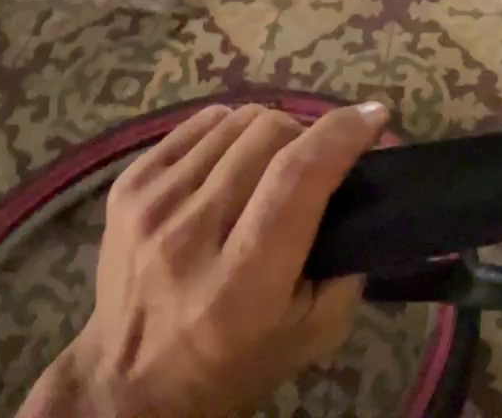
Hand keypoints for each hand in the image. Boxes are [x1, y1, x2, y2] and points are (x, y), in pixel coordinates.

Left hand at [18, 100, 388, 417]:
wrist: (127, 385)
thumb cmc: (231, 363)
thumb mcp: (311, 335)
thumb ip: (348, 264)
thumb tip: (362, 181)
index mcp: (242, 281)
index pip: (296, 177)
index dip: (341, 134)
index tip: (374, 115)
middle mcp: (190, 234)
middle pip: (270, 135)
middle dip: (308, 136)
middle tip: (315, 163)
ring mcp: (152, 204)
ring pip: (238, 120)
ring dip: (270, 132)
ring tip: (272, 164)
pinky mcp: (128, 185)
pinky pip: (200, 123)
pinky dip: (230, 130)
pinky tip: (232, 161)